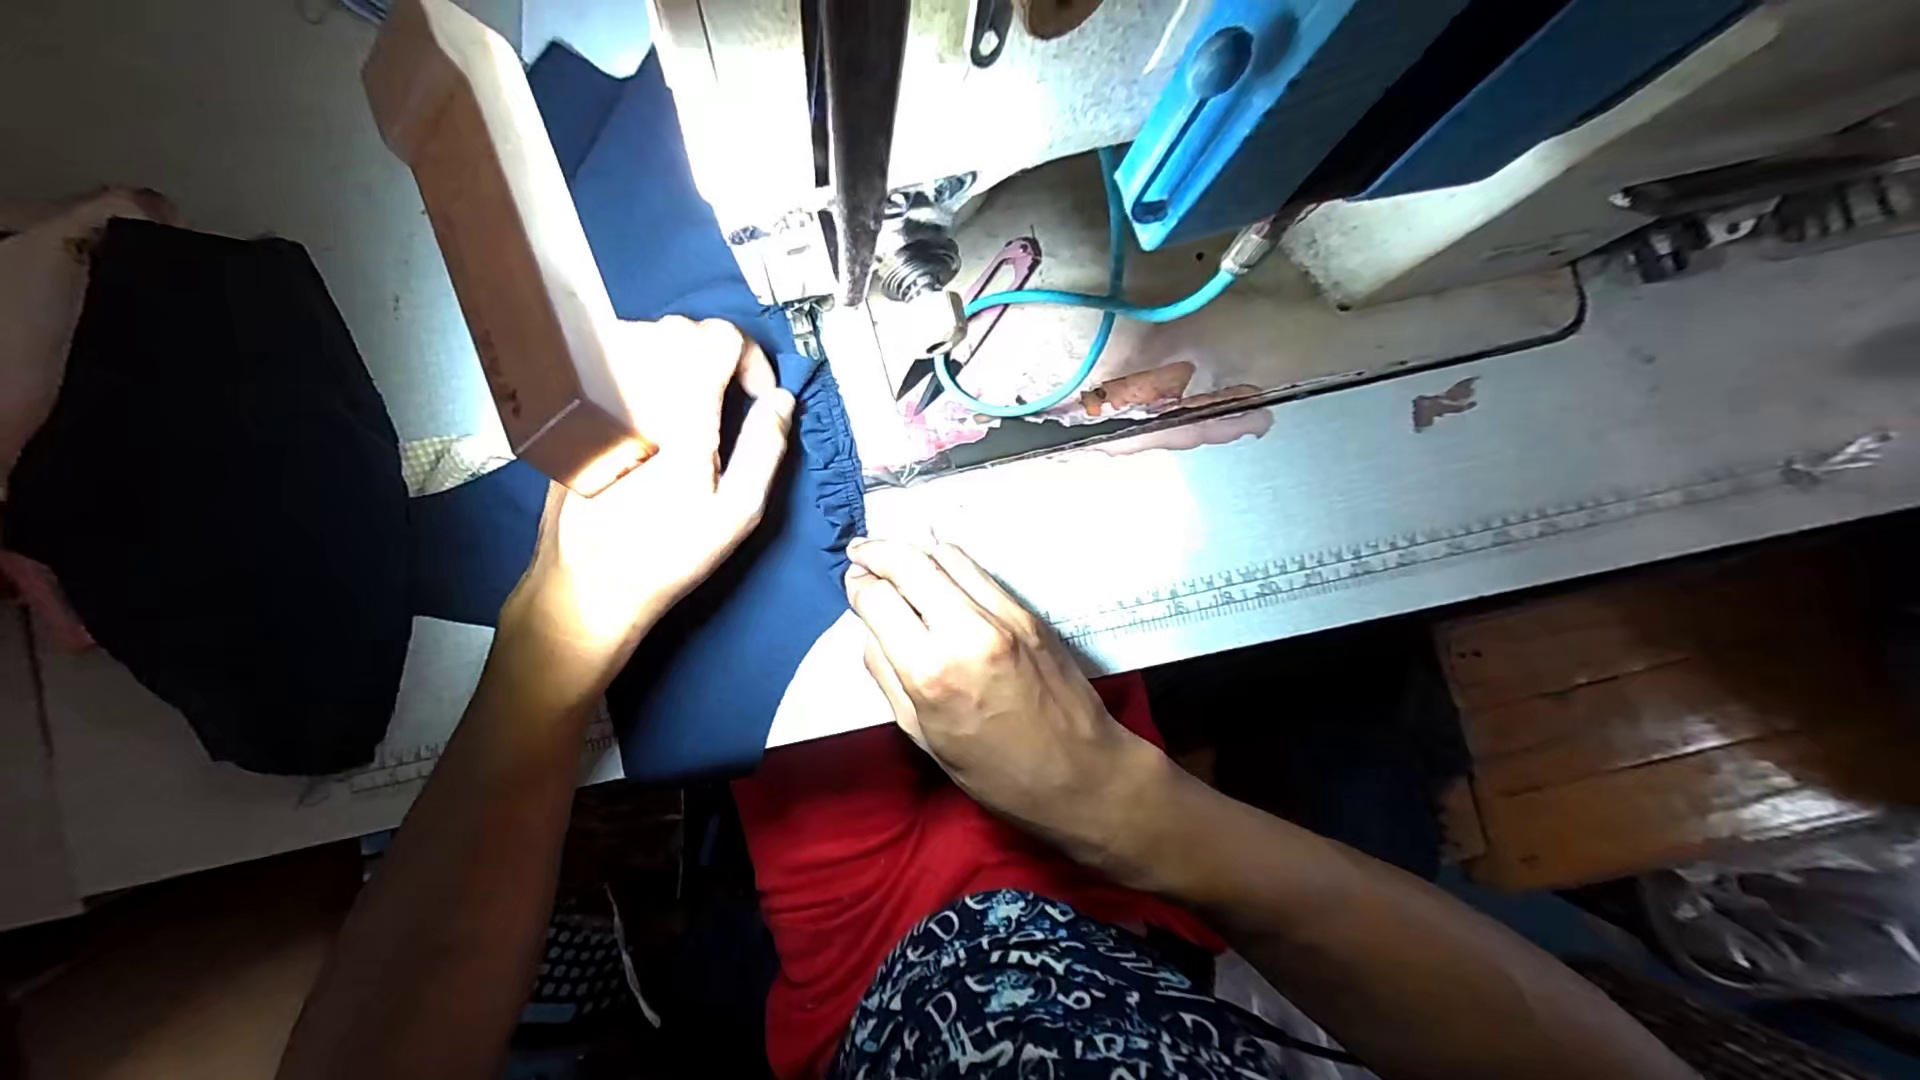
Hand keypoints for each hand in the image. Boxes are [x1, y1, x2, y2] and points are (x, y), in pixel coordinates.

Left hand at [502, 317, 793, 687]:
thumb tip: (782, 401)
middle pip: (680, 329)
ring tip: (695, 401)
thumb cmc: (669, 554)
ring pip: (641, 335)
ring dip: (681, 356)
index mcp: (677, 416)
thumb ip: (766, 447)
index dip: (751, 357)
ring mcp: (592, 397)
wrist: (588, 582)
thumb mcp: (738, 511)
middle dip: (718, 353)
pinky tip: (654, 408)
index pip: (717, 338)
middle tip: (732, 398)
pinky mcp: (571, 409)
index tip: (758, 395)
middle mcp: (629, 393)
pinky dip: (645, 366)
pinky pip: (611, 358)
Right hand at [843, 539, 1170, 866]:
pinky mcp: (1028, 611)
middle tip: (861, 553)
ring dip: (913, 552)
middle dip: (877, 552)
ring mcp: (1003, 615)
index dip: (858, 586)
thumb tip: (871, 626)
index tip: (853, 584)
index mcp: (930, 672)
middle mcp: (966, 632)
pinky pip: (978, 570)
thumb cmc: (995, 771)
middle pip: (909, 563)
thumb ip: (886, 673)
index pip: (879, 600)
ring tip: (897, 561)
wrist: (1080, 773)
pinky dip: (949, 563)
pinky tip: (938, 574)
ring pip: (945, 555)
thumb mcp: (921, 734)